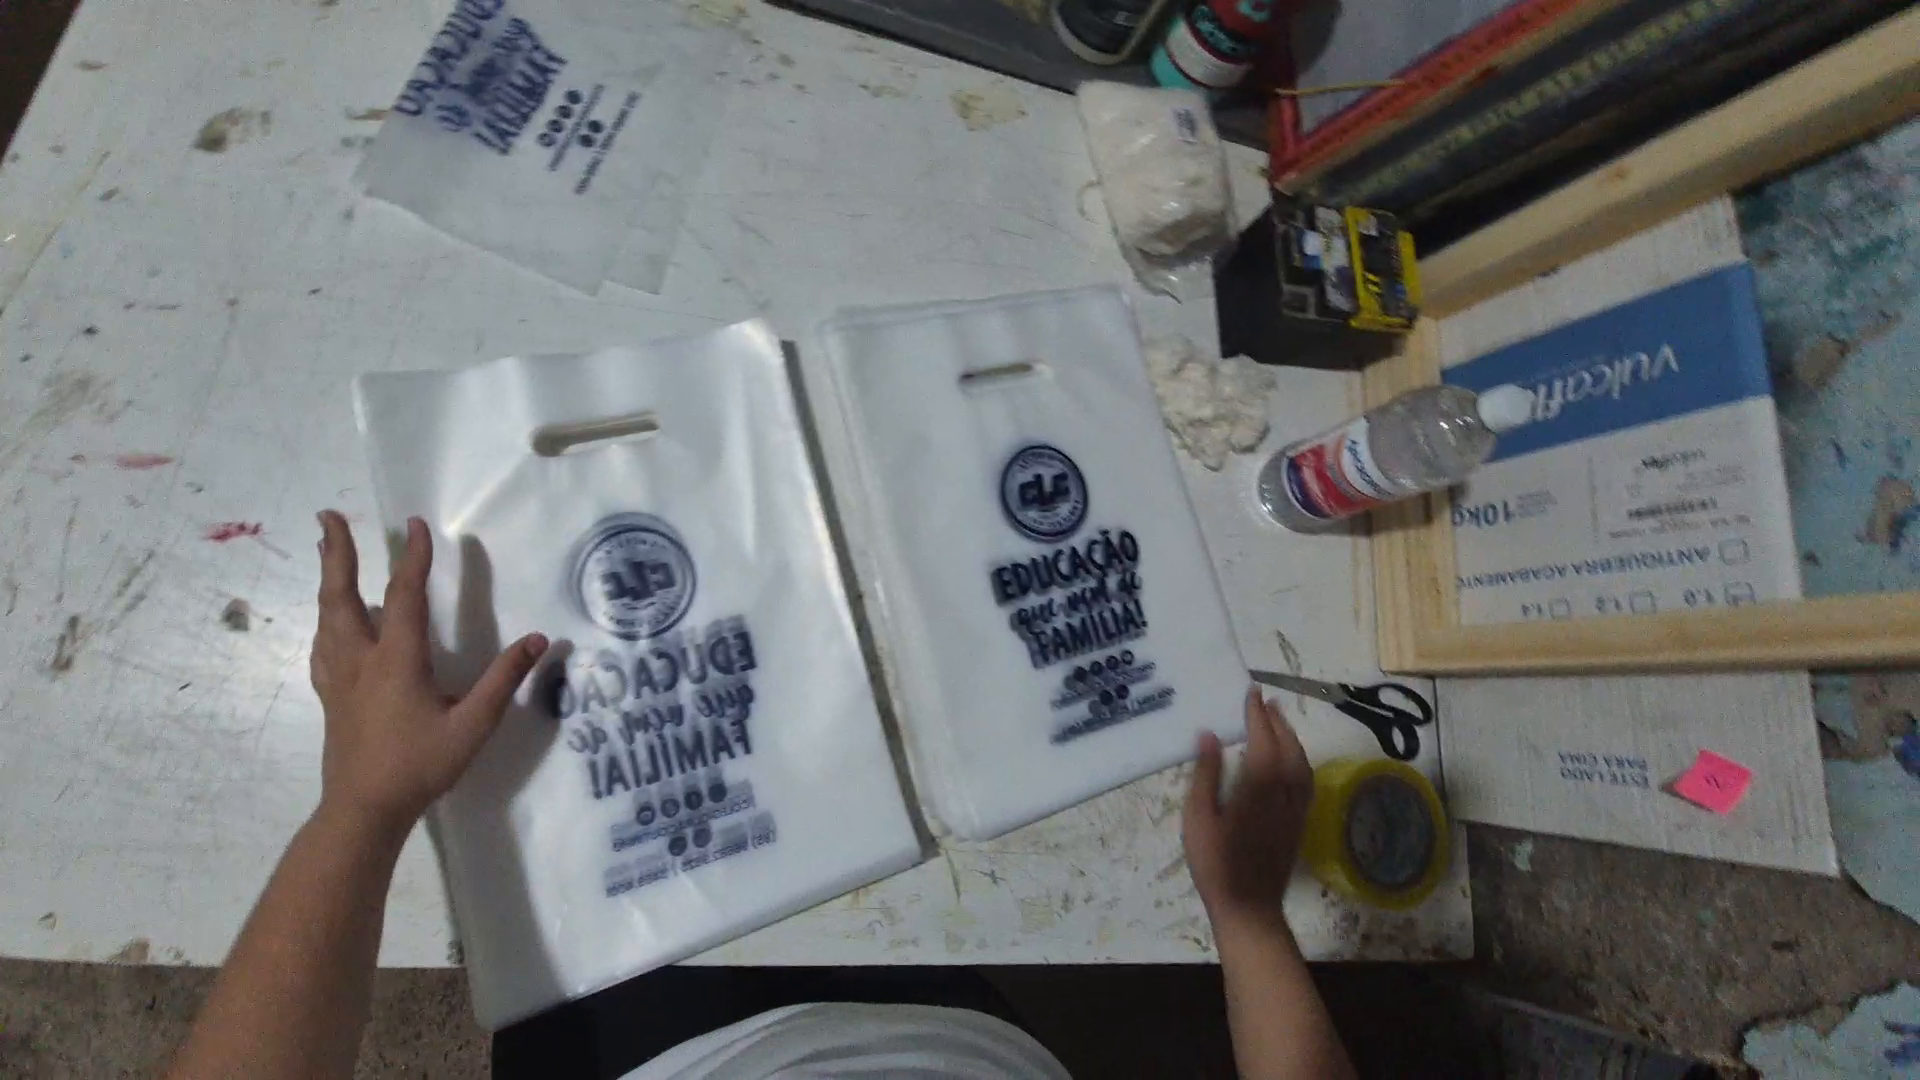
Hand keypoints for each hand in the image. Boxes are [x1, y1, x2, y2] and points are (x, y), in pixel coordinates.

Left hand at [310, 510, 548, 837]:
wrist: (363, 811)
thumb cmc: (421, 765)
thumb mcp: (474, 724)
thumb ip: (504, 679)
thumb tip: (539, 639)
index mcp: (396, 662)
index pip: (405, 599)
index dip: (413, 560)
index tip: (418, 526)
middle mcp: (360, 661)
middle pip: (342, 598)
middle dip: (338, 555)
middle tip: (330, 517)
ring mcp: (340, 679)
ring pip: (327, 618)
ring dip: (328, 580)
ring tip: (329, 553)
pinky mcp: (333, 696)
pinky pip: (325, 643)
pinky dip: (328, 617)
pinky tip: (332, 620)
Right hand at [1183, 686, 1313, 937]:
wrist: (1248, 908)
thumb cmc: (1215, 863)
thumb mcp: (1198, 817)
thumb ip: (1206, 774)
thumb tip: (1209, 735)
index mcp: (1257, 790)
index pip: (1262, 742)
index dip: (1258, 716)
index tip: (1252, 693)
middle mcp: (1283, 795)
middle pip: (1288, 750)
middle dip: (1278, 722)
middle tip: (1266, 700)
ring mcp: (1295, 810)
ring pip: (1302, 765)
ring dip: (1292, 738)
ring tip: (1278, 721)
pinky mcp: (1299, 823)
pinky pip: (1305, 781)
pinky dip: (1298, 759)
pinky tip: (1288, 758)